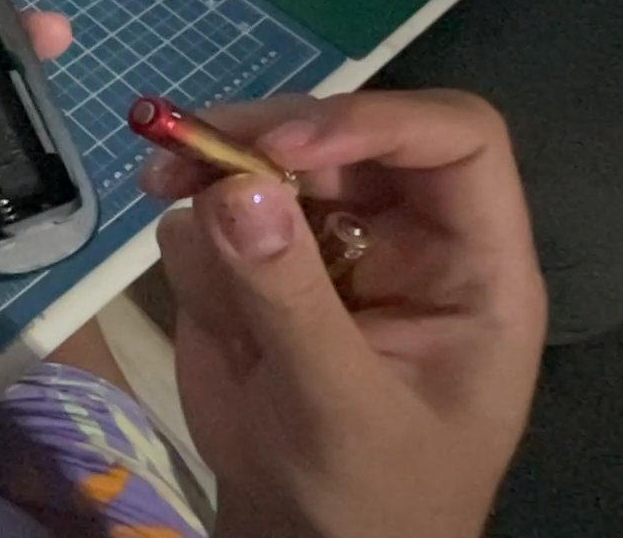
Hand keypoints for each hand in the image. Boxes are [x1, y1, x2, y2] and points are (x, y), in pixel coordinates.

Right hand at [141, 91, 546, 537]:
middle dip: (247, 137)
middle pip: (326, 132)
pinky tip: (201, 302)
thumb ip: (290, 299)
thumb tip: (231, 192)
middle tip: (173, 157)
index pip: (448, 141)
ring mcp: (310, 239)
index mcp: (464, 260)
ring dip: (198, 175)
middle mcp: (388, 231)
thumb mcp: (339, 406)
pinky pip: (203, 211)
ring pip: (251, 161)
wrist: (292, 522)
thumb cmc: (364, 487)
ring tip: (158, 194)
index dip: (366, 124)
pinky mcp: (244, 255)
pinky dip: (185, 239)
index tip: (275, 151)